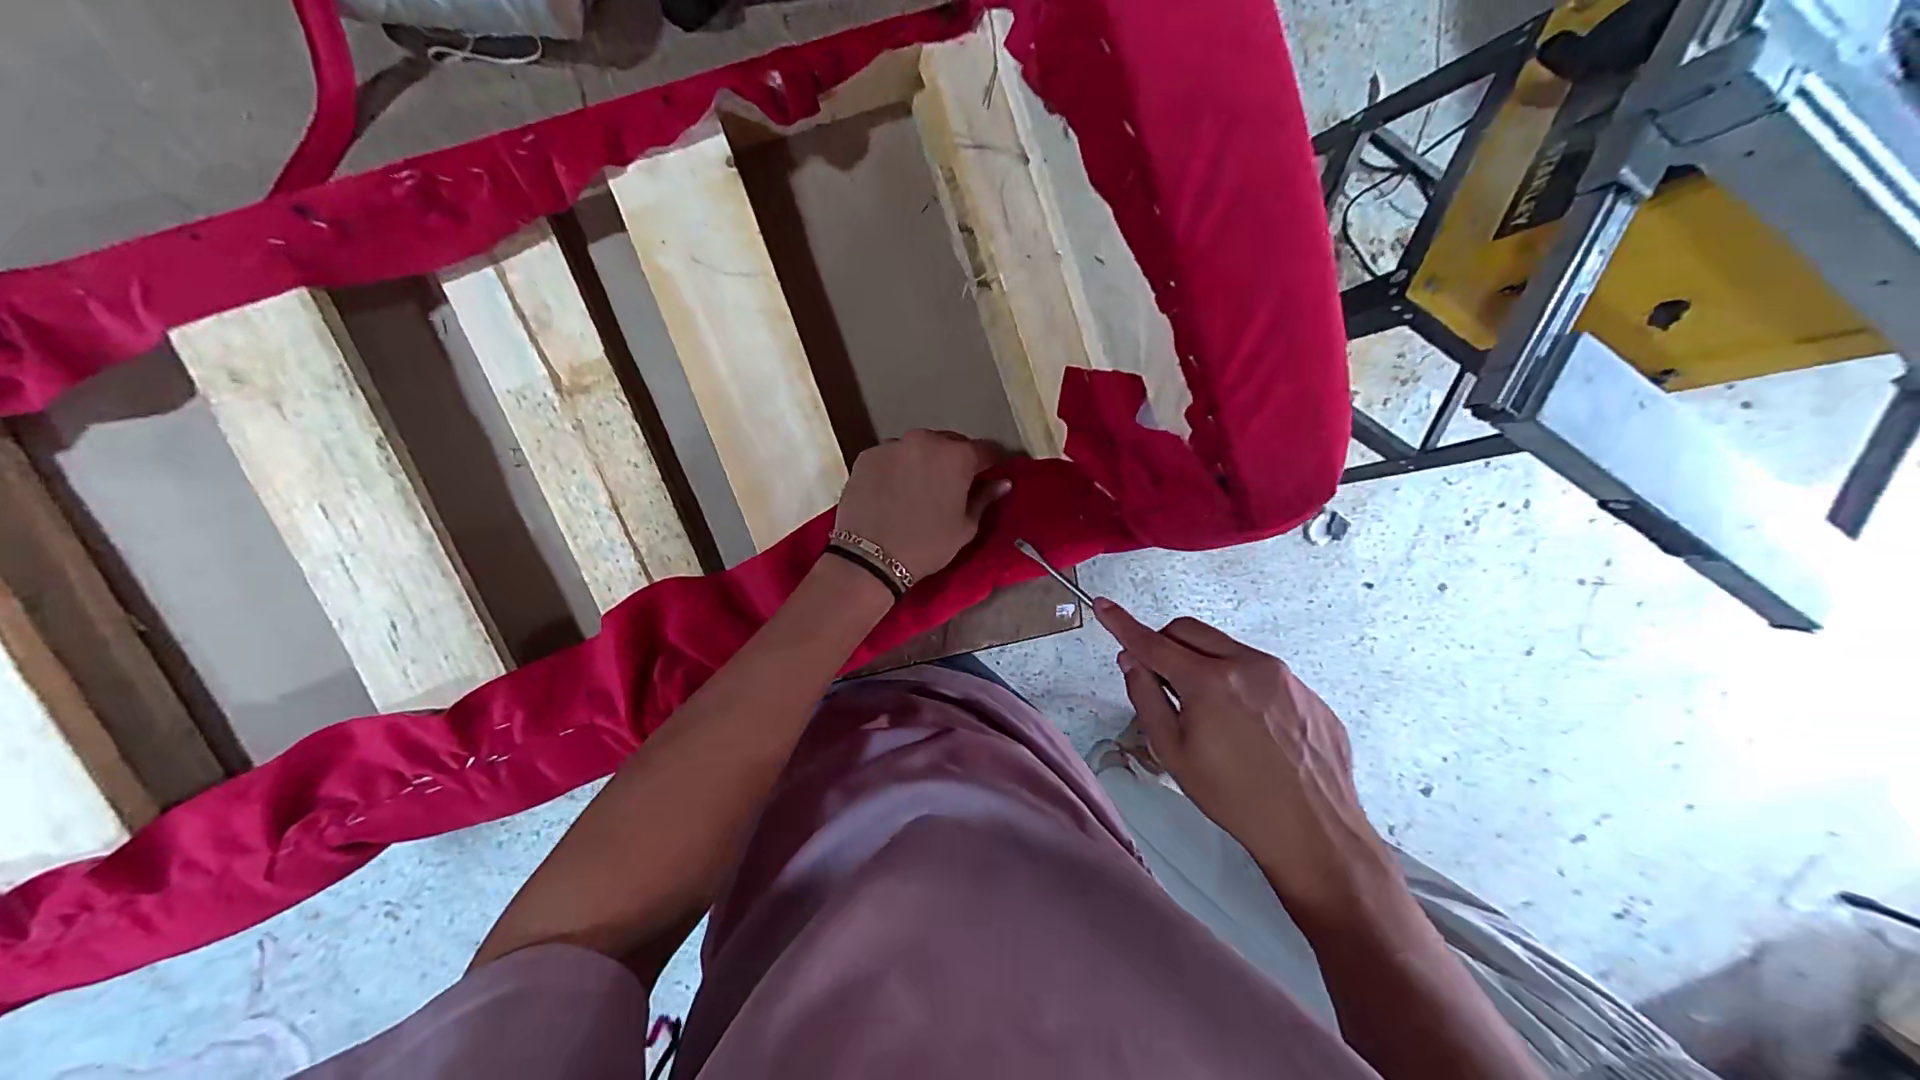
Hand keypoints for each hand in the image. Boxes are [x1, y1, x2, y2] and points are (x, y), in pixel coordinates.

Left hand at [833, 430, 1010, 581]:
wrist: (870, 558)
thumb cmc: (927, 545)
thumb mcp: (964, 527)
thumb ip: (984, 498)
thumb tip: (1002, 482)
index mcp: (956, 456)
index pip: (985, 450)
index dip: (990, 464)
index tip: (990, 476)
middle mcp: (925, 440)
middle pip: (950, 443)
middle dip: (956, 460)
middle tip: (953, 485)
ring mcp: (892, 445)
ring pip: (918, 447)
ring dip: (924, 461)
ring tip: (919, 489)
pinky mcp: (867, 455)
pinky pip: (892, 456)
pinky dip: (897, 467)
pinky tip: (893, 491)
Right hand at [1093, 600, 1394, 921]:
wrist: (1314, 830)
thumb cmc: (1237, 798)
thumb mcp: (1173, 752)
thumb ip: (1145, 698)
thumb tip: (1132, 662)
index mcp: (1209, 681)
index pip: (1152, 642)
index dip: (1122, 624)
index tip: (1104, 607)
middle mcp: (1248, 665)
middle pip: (1189, 631)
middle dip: (1164, 643)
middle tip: (1158, 677)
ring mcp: (1283, 676)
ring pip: (1226, 648)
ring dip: (1204, 662)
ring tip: (1209, 711)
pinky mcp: (1306, 691)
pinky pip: (1261, 671)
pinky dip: (1240, 682)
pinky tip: (1247, 727)